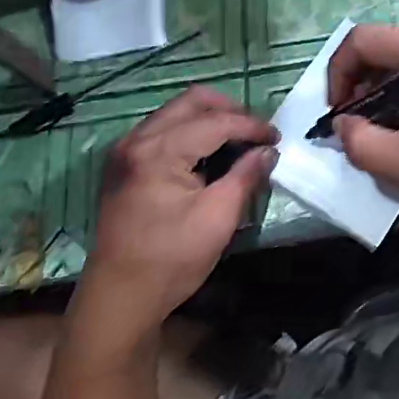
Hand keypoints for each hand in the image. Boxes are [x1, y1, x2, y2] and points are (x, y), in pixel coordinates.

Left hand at [80, 87, 276, 336]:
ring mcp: (125, 151)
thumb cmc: (172, 259)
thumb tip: (268, 151)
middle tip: (256, 132)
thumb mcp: (218, 217)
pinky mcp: (123, 166)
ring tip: (238, 143)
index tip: (278, 138)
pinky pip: (162, 132)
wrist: (120, 296)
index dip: (251, 126)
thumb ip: (245, 176)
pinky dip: (190, 133)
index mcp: (158, 150)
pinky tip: (209, 156)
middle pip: (190, 102)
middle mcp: (136, 140)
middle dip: (229, 110)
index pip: (215, 122)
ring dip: (209, 120)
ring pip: (174, 113)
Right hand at [326, 24, 398, 213]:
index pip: (361, 40)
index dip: (338, 74)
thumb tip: (342, 125)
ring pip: (394, 65)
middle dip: (355, 87)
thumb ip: (359, 142)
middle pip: (378, 50)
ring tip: (374, 132)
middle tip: (352, 125)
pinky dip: (396, 99)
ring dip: (375, 95)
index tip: (338, 113)